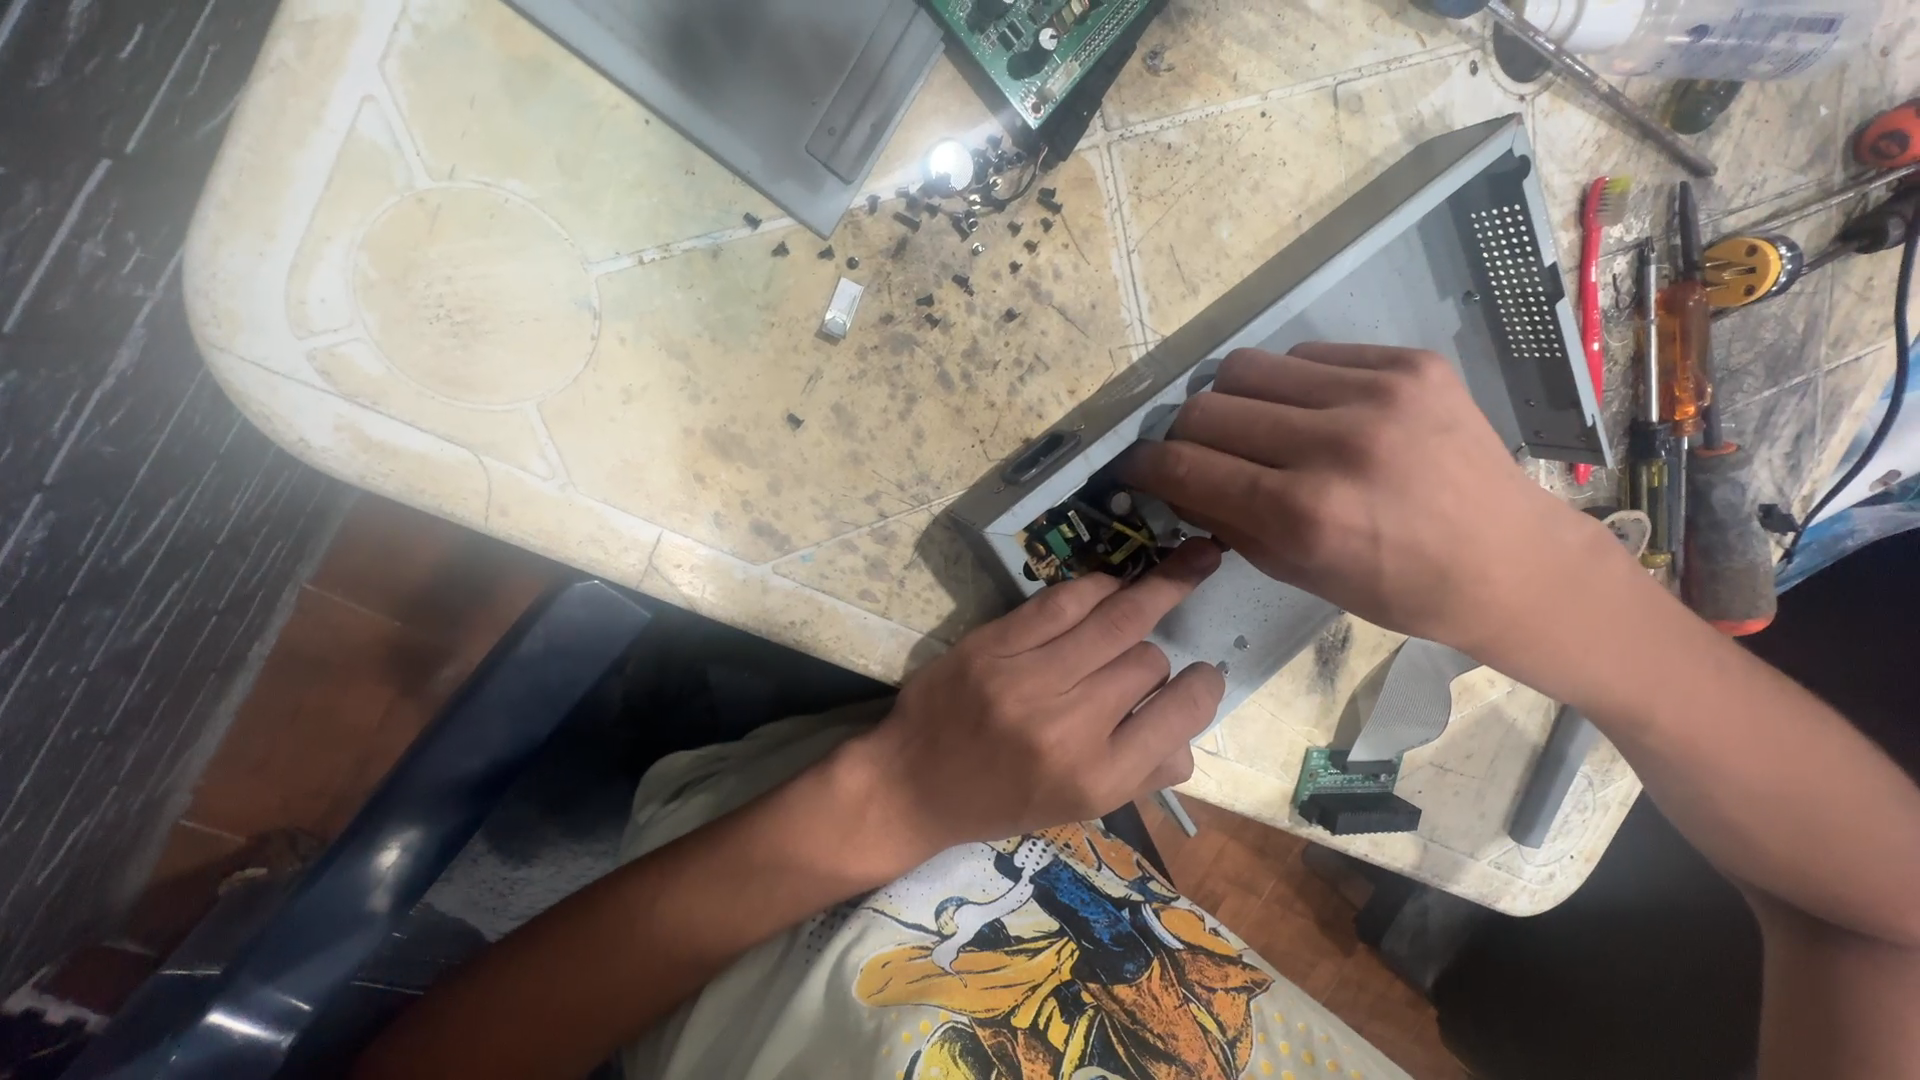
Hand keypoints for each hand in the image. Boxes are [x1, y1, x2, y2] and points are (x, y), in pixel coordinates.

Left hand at [837, 540, 1226, 865]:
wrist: (911, 785)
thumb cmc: (1000, 801)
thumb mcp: (1076, 808)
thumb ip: (1142, 774)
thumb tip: (1190, 731)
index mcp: (1097, 778)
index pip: (1180, 713)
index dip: (1204, 687)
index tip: (1204, 674)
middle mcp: (1068, 726)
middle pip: (1147, 661)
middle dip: (1158, 654)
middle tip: (1151, 651)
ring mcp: (1027, 679)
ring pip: (1116, 621)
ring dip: (1148, 597)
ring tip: (1177, 571)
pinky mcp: (993, 645)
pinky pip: (1063, 601)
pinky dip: (1097, 588)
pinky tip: (1111, 586)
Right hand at [1122, 344, 1609, 653]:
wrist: (1509, 562)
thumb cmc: (1396, 589)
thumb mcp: (1296, 572)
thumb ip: (1227, 520)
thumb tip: (1177, 480)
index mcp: (1304, 512)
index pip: (1185, 465)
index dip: (1145, 465)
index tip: (1136, 467)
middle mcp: (1335, 443)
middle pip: (1204, 407)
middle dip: (1183, 434)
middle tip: (1198, 454)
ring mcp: (1377, 394)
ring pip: (1246, 367)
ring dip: (1232, 401)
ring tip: (1255, 428)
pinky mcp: (1409, 364)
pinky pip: (1307, 356)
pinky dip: (1289, 385)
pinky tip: (1312, 413)